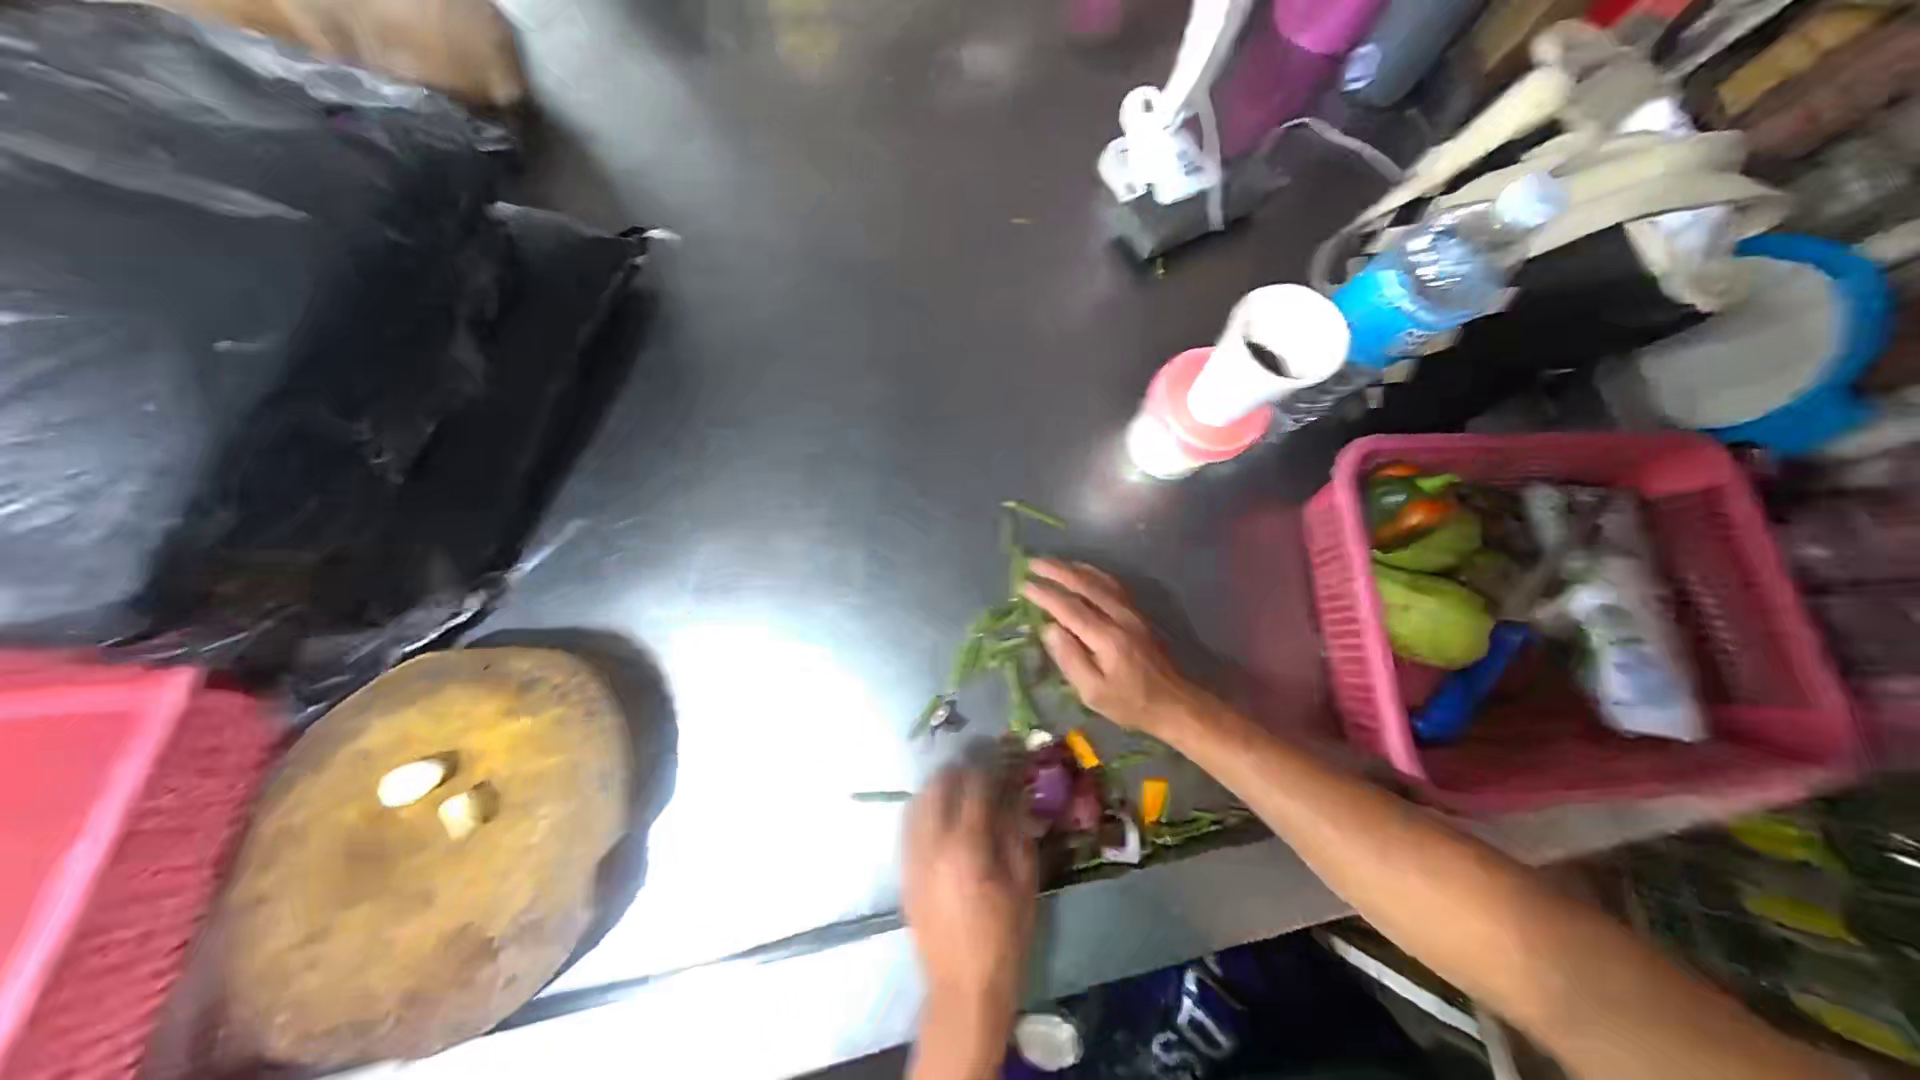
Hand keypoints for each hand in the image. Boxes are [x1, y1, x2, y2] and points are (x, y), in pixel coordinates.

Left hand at [903, 765, 1037, 1071]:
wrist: (962, 988)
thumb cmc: (1004, 937)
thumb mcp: (1023, 883)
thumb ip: (1017, 832)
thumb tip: (1013, 796)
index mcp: (966, 845)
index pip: (974, 786)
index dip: (988, 767)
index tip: (1000, 758)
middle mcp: (931, 843)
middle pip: (937, 785)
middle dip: (958, 769)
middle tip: (977, 766)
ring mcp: (912, 857)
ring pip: (917, 801)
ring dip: (937, 786)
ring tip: (958, 784)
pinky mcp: (904, 871)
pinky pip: (909, 825)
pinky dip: (924, 808)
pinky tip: (940, 813)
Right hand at [1022, 558, 1215, 737]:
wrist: (1176, 703)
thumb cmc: (1130, 703)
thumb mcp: (1093, 693)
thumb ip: (1069, 659)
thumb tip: (1049, 629)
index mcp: (1107, 637)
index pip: (1069, 608)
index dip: (1045, 595)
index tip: (1023, 585)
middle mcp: (1120, 617)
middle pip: (1085, 585)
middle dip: (1056, 571)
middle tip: (1032, 562)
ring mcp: (1132, 612)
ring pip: (1101, 580)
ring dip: (1074, 568)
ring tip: (1052, 563)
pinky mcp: (1139, 614)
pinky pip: (1113, 584)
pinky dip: (1093, 574)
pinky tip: (1083, 572)